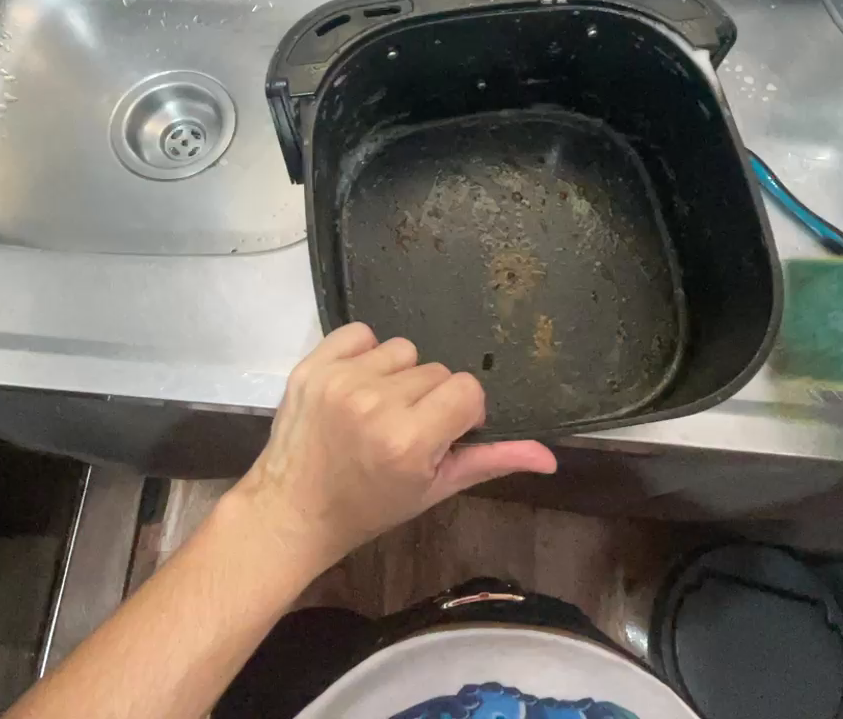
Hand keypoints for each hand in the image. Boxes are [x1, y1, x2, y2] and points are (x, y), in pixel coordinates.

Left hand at [228, 323, 557, 574]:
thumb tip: (550, 455)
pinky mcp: (312, 365)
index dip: (459, 412)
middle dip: (428, 398)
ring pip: (402, 349)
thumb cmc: (368, 506)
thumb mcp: (433, 490)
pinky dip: (363, 353)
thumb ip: (490, 462)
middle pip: (435, 371)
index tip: (439, 434)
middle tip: (402, 429)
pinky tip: (355, 384)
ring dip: (397, 375)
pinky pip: (360, 332)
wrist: (292, 509)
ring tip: (377, 409)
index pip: (467, 390)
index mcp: (410, 440)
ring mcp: (340, 381)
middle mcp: (376, 403)